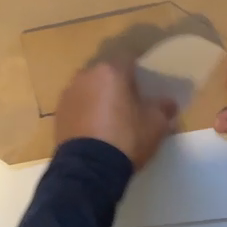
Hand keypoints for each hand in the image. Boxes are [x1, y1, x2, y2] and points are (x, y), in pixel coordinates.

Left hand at [54, 58, 178, 168]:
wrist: (89, 168)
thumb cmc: (126, 138)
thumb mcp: (156, 125)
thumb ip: (164, 108)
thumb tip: (168, 103)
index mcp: (111, 71)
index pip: (128, 58)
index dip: (139, 68)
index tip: (146, 83)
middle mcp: (86, 75)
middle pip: (106, 73)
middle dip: (117, 83)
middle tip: (130, 102)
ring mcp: (68, 93)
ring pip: (89, 88)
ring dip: (99, 97)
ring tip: (110, 118)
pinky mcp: (58, 113)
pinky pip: (77, 105)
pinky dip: (86, 112)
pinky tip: (95, 129)